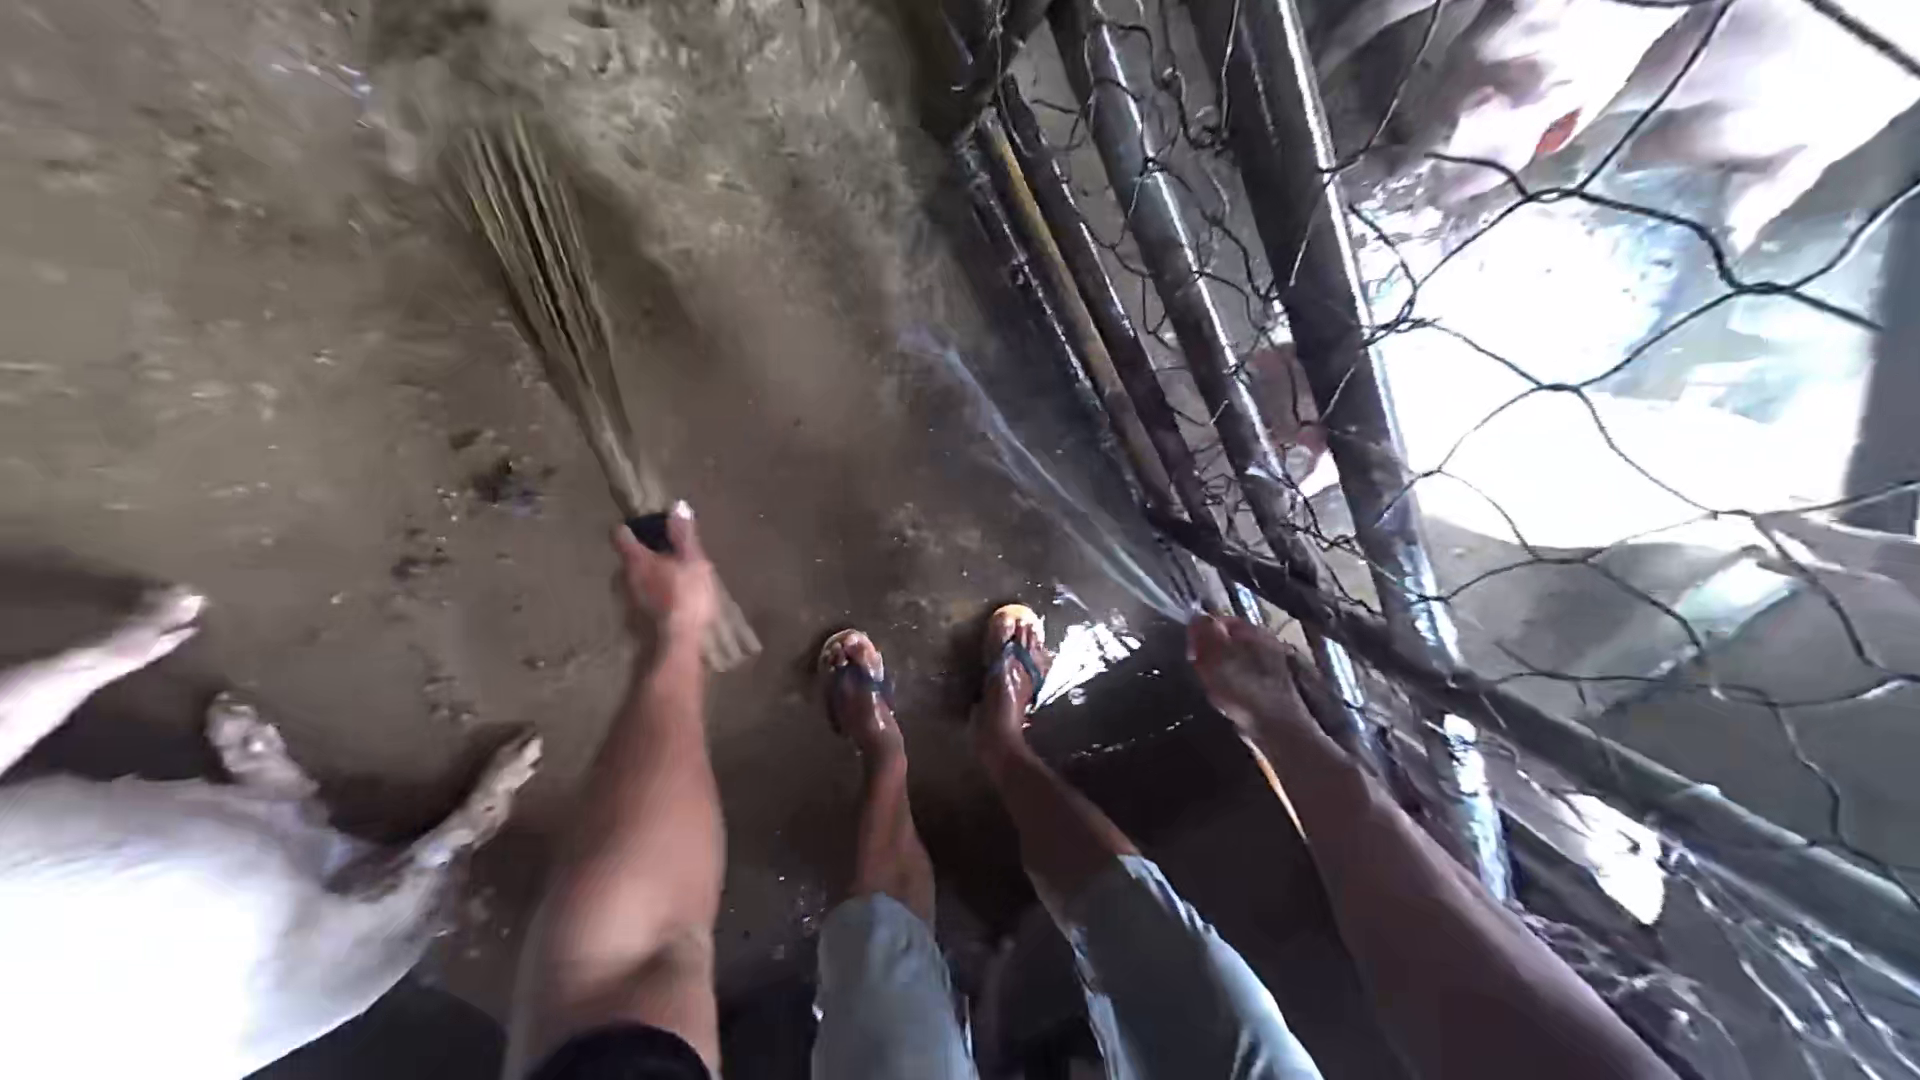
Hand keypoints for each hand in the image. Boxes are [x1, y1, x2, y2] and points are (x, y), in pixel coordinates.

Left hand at [612, 501, 717, 643]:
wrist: (681, 638)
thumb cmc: (687, 594)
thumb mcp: (693, 560)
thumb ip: (683, 534)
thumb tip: (677, 506)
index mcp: (638, 560)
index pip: (621, 536)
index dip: (629, 528)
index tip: (640, 525)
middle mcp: (627, 577)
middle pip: (629, 557)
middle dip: (644, 552)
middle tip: (664, 550)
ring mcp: (631, 598)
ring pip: (635, 577)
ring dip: (649, 572)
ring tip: (670, 573)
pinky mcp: (640, 615)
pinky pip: (643, 594)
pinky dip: (653, 590)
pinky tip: (670, 596)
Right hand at [1187, 614, 1321, 741]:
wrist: (1274, 726)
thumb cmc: (1242, 686)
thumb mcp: (1216, 653)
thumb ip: (1205, 631)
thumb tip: (1197, 615)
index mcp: (1253, 632)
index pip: (1220, 621)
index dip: (1201, 632)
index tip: (1191, 650)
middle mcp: (1264, 645)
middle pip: (1225, 642)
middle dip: (1208, 655)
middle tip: (1200, 669)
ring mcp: (1268, 668)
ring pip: (1230, 663)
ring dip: (1217, 673)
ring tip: (1212, 688)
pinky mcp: (1267, 689)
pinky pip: (1239, 682)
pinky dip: (1229, 688)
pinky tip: (1225, 700)